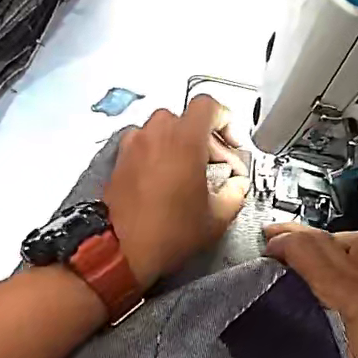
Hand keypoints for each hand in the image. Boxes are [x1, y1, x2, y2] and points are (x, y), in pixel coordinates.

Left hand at [102, 97, 249, 287]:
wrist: (120, 250)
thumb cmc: (165, 233)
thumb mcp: (216, 217)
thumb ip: (235, 193)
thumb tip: (237, 186)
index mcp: (183, 139)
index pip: (209, 106)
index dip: (226, 121)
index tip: (231, 143)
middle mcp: (156, 134)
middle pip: (187, 120)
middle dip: (206, 140)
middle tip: (216, 167)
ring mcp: (134, 144)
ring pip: (164, 131)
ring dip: (180, 145)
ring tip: (190, 174)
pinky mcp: (120, 159)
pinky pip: (145, 144)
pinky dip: (158, 154)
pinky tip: (167, 181)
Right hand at [262, 225, 357, 357]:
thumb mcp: (298, 337)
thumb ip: (285, 297)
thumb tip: (273, 272)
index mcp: (344, 293)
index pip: (305, 245)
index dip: (280, 242)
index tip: (266, 250)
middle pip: (329, 237)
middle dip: (298, 234)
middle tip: (276, 240)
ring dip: (331, 241)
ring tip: (311, 250)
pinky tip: (345, 268)